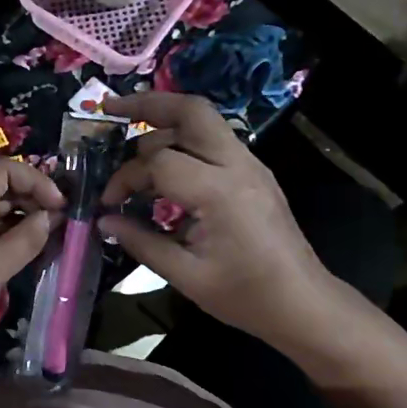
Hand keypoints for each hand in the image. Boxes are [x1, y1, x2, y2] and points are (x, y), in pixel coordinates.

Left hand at [0, 158, 64, 356]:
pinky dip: (3, 228)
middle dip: (30, 200)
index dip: (37, 182)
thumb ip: (28, 238)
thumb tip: (52, 216)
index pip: (3, 170)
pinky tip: (26, 241)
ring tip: (48, 232)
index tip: (61, 204)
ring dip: (19, 215)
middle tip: (59, 221)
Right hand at [98, 92, 337, 346]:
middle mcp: (238, 166)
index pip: (158, 162)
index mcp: (220, 191)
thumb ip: (140, 241)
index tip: (108, 204)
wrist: (303, 303)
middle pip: (191, 111)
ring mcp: (250, 166)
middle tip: (110, 107)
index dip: (124, 178)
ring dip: (164, 122)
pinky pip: (213, 142)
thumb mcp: (185, 275)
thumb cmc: (244, 295)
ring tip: (129, 138)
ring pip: (204, 121)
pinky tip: (160, 165)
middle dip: (147, 104)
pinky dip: (181, 140)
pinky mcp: (253, 174)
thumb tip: (104, 220)